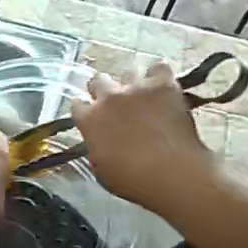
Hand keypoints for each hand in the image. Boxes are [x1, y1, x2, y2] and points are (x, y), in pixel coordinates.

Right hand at [71, 60, 220, 211]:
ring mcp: (136, 88)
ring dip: (131, 82)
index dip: (84, 110)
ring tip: (141, 94)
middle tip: (114, 103)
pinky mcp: (163, 84)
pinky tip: (162, 86)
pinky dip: (159, 75)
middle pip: (98, 80)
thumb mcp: (100, 168)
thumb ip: (95, 145)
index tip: (90, 116)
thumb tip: (99, 139)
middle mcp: (108, 98)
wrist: (171, 172)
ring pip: (128, 71)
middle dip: (103, 90)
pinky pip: (159, 67)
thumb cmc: (131, 180)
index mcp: (89, 120)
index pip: (77, 105)